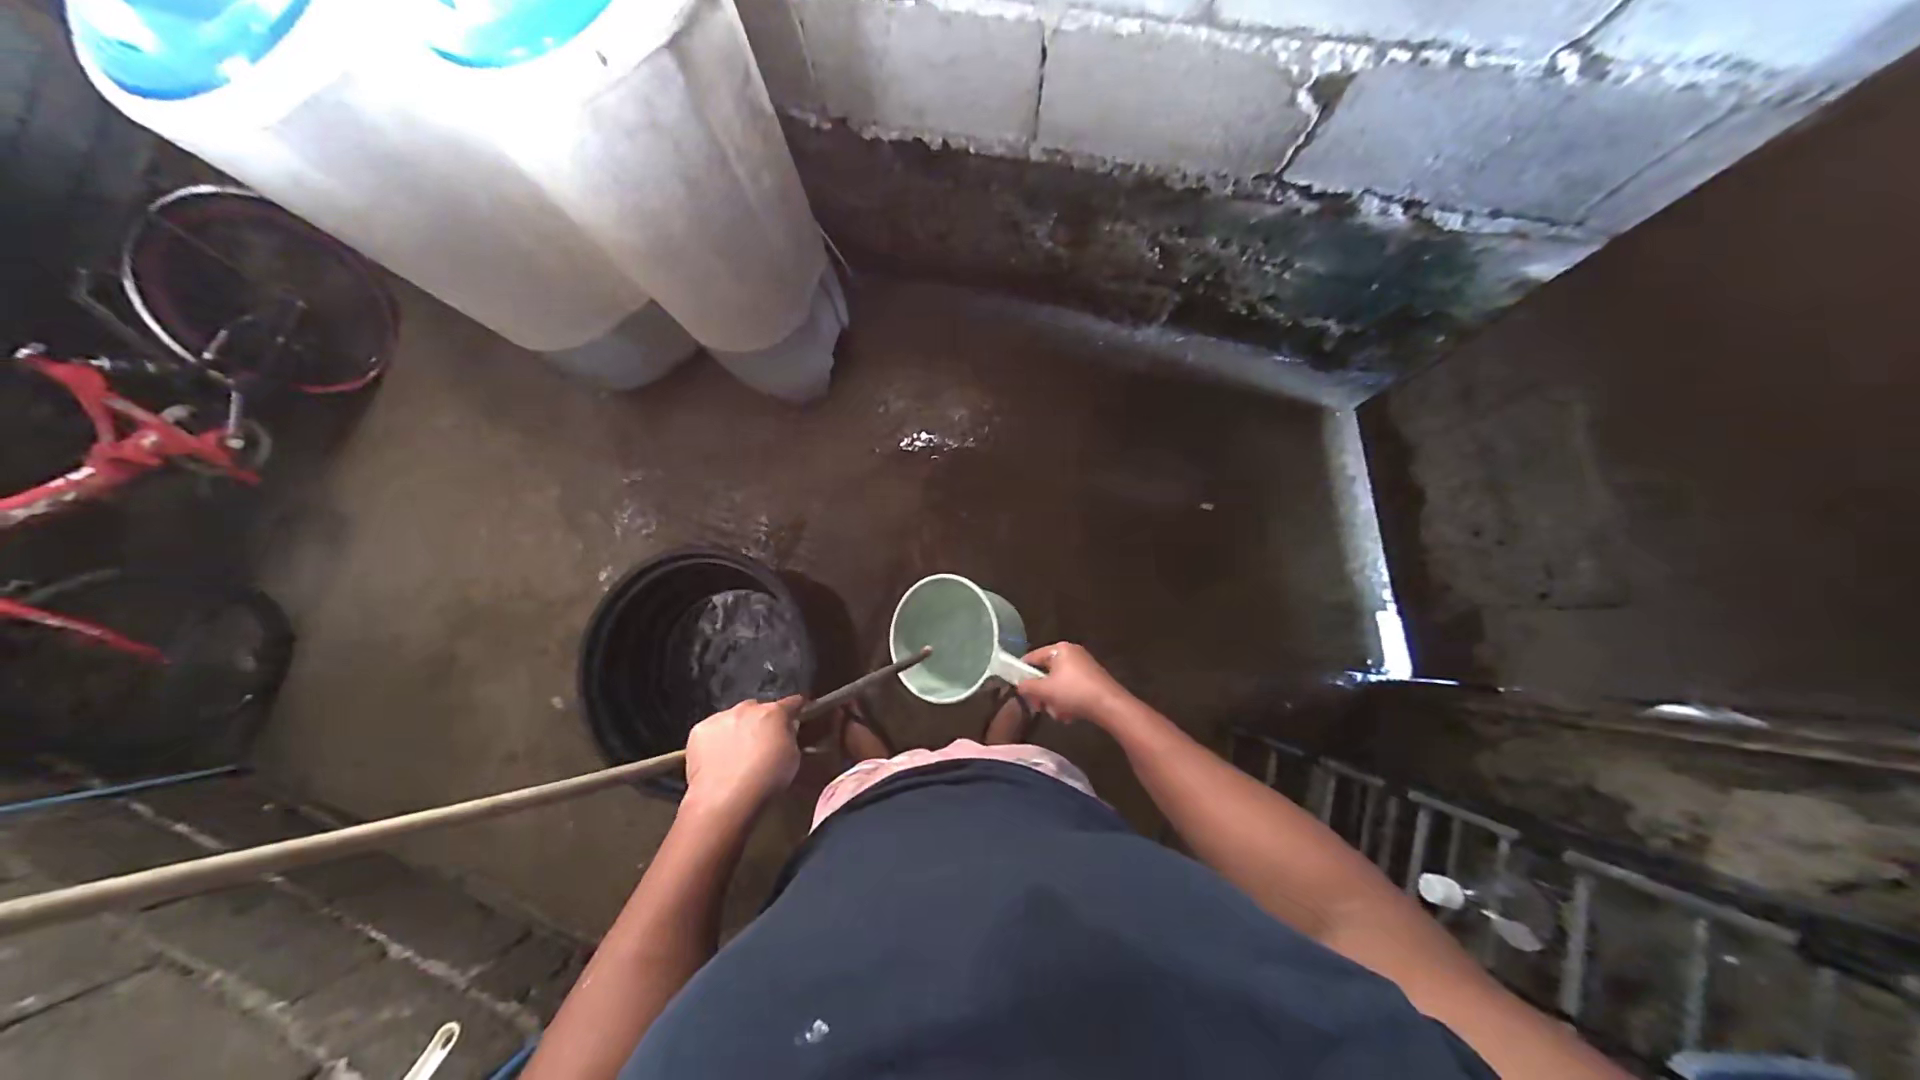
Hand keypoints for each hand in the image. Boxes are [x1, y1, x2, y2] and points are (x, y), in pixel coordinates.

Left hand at [683, 696, 802, 811]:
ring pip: (733, 717)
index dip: (796, 707)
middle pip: (758, 708)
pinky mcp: (699, 731)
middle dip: (761, 720)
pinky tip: (717, 759)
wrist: (724, 799)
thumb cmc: (766, 781)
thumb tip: (786, 729)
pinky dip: (716, 740)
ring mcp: (721, 718)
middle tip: (761, 742)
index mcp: (774, 713)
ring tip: (736, 754)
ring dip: (738, 729)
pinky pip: (713, 730)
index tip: (797, 711)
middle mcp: (747, 708)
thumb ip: (790, 737)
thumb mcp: (793, 759)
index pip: (790, 702)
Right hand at [1015, 642, 1134, 726]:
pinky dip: (1068, 701)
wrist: (1109, 705)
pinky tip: (1070, 715)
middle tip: (1039, 706)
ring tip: (1058, 713)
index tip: (1018, 687)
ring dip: (1055, 700)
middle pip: (1046, 672)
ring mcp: (1084, 666)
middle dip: (1042, 692)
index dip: (1022, 672)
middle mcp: (1072, 653)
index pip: (1033, 657)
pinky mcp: (1093, 679)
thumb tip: (1020, 685)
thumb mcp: (1045, 690)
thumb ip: (1027, 686)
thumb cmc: (1073, 693)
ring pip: (1058, 683)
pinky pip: (1072, 688)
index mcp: (1060, 649)